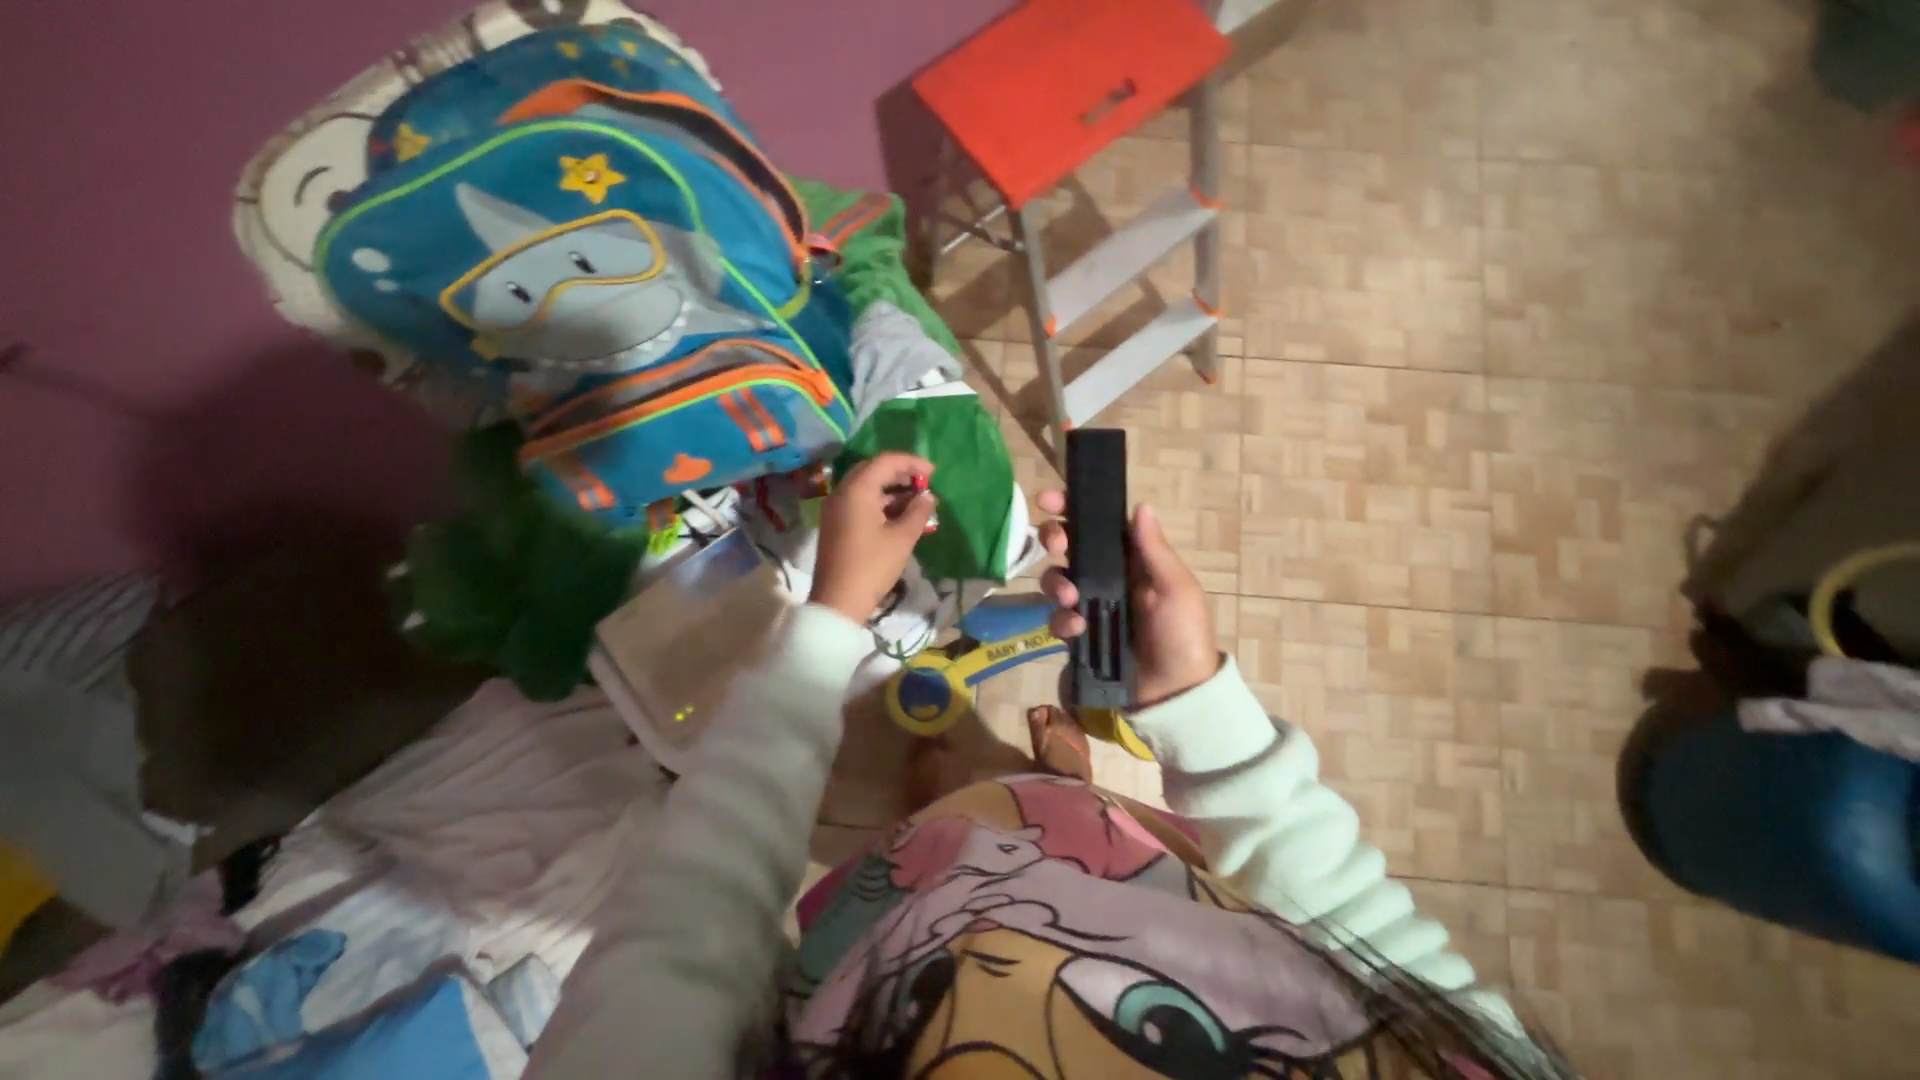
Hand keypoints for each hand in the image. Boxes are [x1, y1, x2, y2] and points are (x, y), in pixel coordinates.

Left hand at [809, 453, 936, 622]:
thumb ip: (918, 511)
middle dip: (899, 473)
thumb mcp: (902, 538)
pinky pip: (858, 501)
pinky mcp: (835, 523)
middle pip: (872, 470)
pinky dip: (878, 501)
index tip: (933, 472)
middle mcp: (842, 492)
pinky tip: (898, 514)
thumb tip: (928, 497)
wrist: (838, 601)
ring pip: (864, 486)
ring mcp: (835, 508)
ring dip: (890, 488)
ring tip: (916, 500)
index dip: (911, 462)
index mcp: (857, 490)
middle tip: (923, 483)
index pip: (885, 462)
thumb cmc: (873, 566)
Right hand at [1036, 492, 1219, 707]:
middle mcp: (1108, 577)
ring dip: (1056, 582)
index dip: (1072, 508)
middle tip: (1057, 545)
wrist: (1173, 695)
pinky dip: (1061, 620)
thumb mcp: (1176, 590)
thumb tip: (1140, 506)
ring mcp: (1090, 606)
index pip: (1098, 524)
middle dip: (1055, 538)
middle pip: (1069, 546)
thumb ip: (1154, 550)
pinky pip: (1057, 618)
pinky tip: (1076, 629)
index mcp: (1133, 560)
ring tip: (1070, 597)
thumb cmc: (1182, 636)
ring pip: (1057, 580)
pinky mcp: (1078, 636)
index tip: (1050, 499)